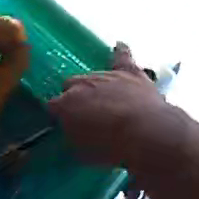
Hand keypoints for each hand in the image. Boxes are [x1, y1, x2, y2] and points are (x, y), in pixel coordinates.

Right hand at [48, 44, 183, 168]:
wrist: (145, 132)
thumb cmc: (110, 148)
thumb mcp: (83, 153)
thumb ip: (73, 138)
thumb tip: (71, 133)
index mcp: (65, 104)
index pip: (52, 106)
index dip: (58, 115)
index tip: (64, 124)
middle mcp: (82, 84)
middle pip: (70, 85)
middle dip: (74, 96)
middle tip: (85, 113)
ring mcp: (106, 75)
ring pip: (93, 74)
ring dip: (95, 85)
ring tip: (103, 98)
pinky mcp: (130, 72)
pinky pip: (123, 57)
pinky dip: (121, 53)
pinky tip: (120, 46)